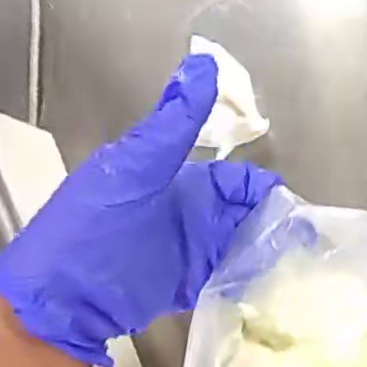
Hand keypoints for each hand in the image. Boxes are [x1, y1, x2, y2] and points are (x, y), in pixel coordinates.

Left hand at [0, 54, 282, 366]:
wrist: (62, 299)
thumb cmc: (91, 231)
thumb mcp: (134, 170)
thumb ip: (171, 127)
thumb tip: (203, 67)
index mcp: (175, 180)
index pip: (234, 180)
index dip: (263, 190)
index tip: (294, 209)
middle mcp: (186, 215)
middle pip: (243, 216)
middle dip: (272, 227)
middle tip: (304, 246)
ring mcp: (186, 254)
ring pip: (238, 248)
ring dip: (263, 255)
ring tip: (297, 269)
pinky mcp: (184, 287)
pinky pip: (224, 278)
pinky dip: (245, 280)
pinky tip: (267, 287)